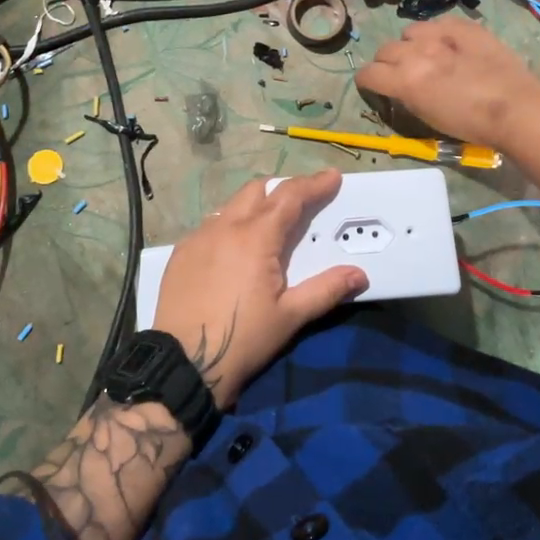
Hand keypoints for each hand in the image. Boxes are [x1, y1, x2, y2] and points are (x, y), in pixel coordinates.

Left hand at [149, 170, 367, 408]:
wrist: (184, 363)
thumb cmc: (242, 339)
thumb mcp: (290, 317)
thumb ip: (326, 290)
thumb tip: (359, 275)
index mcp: (256, 237)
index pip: (289, 196)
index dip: (313, 184)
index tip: (332, 177)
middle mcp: (225, 227)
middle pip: (257, 190)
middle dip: (282, 189)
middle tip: (302, 201)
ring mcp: (198, 237)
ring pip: (231, 206)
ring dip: (254, 206)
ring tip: (268, 226)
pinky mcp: (181, 252)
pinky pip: (210, 226)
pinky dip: (229, 227)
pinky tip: (234, 250)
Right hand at [357, 15, 539, 145]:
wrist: (516, 108)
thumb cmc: (472, 125)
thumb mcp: (429, 119)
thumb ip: (409, 98)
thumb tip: (402, 88)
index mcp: (404, 81)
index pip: (368, 73)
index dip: (366, 80)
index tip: (372, 86)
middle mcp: (415, 54)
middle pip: (385, 50)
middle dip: (387, 62)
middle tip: (400, 73)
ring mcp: (440, 36)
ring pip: (409, 32)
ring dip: (411, 44)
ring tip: (425, 54)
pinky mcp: (463, 27)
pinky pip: (438, 23)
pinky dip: (437, 33)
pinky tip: (448, 44)